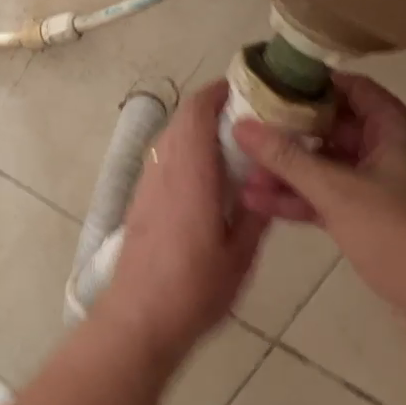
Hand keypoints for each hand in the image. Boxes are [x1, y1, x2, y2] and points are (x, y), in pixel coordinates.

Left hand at [98, 80, 269, 363]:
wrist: (137, 318)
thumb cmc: (194, 288)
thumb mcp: (240, 254)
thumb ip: (255, 211)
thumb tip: (267, 173)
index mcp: (191, 174)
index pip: (197, 111)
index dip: (219, 91)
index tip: (249, 86)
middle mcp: (164, 168)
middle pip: (184, 119)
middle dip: (214, 106)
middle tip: (252, 113)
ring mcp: (148, 183)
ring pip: (172, 137)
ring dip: (199, 128)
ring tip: (236, 141)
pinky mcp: (141, 199)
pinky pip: (165, 158)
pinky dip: (187, 149)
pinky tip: (210, 173)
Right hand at [232, 72, 405, 361]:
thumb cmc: (403, 236)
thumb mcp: (337, 192)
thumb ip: (287, 158)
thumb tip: (241, 125)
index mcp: (401, 130)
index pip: (351, 88)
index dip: (309, 84)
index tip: (267, 87)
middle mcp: (399, 151)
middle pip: (337, 129)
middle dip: (290, 134)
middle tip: (246, 131)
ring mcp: (393, 189)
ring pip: (334, 168)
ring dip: (292, 172)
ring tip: (244, 173)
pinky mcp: (385, 223)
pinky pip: (339, 198)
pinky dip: (306, 200)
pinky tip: (264, 205)